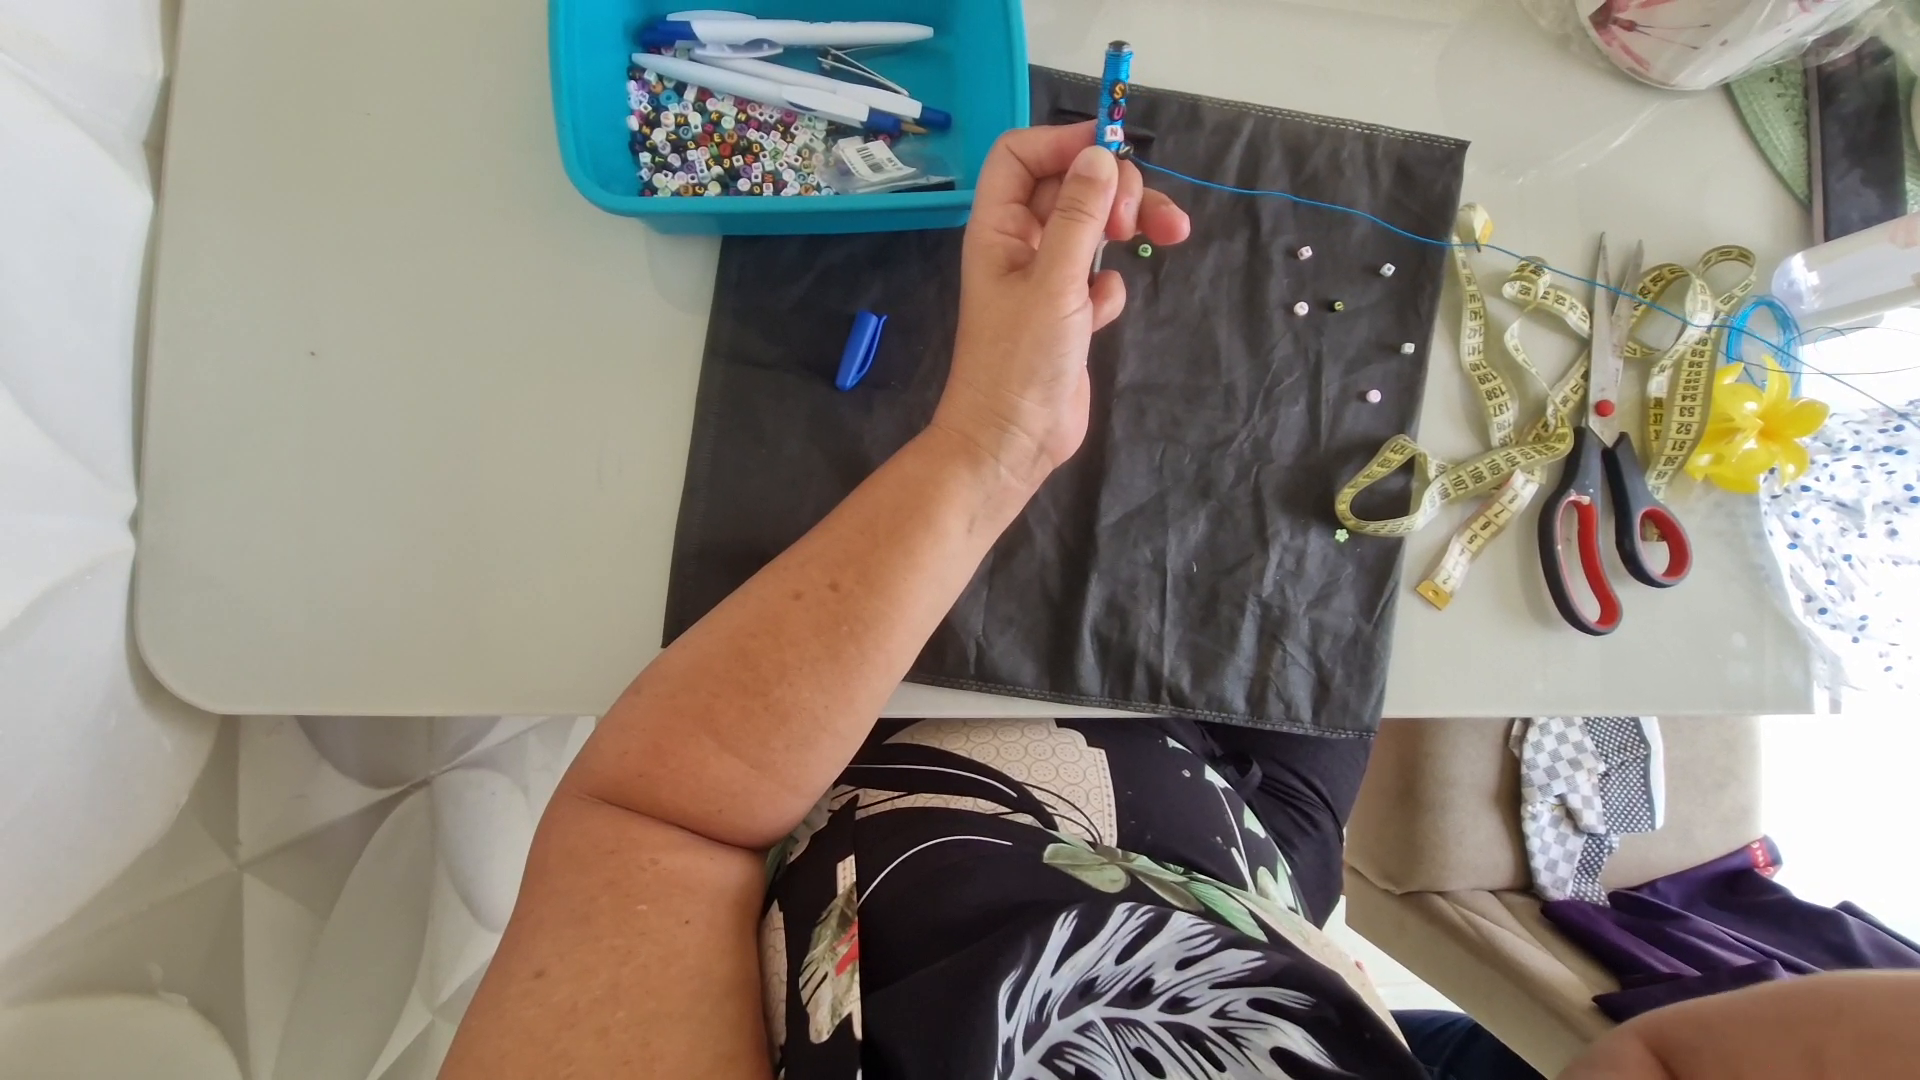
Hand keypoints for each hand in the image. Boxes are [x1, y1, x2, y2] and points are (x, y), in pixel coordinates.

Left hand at [929, 122, 1190, 489]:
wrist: (1013, 441)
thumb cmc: (1021, 362)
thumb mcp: (1053, 281)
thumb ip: (1079, 215)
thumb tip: (1101, 156)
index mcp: (998, 229)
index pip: (1021, 155)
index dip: (1064, 143)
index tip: (1113, 153)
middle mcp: (1019, 247)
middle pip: (1068, 186)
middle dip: (1113, 188)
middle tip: (1138, 218)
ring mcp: (1044, 283)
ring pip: (1091, 230)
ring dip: (1127, 227)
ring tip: (1169, 236)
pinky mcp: (1067, 316)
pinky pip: (1096, 279)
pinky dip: (1108, 287)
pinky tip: (1104, 314)